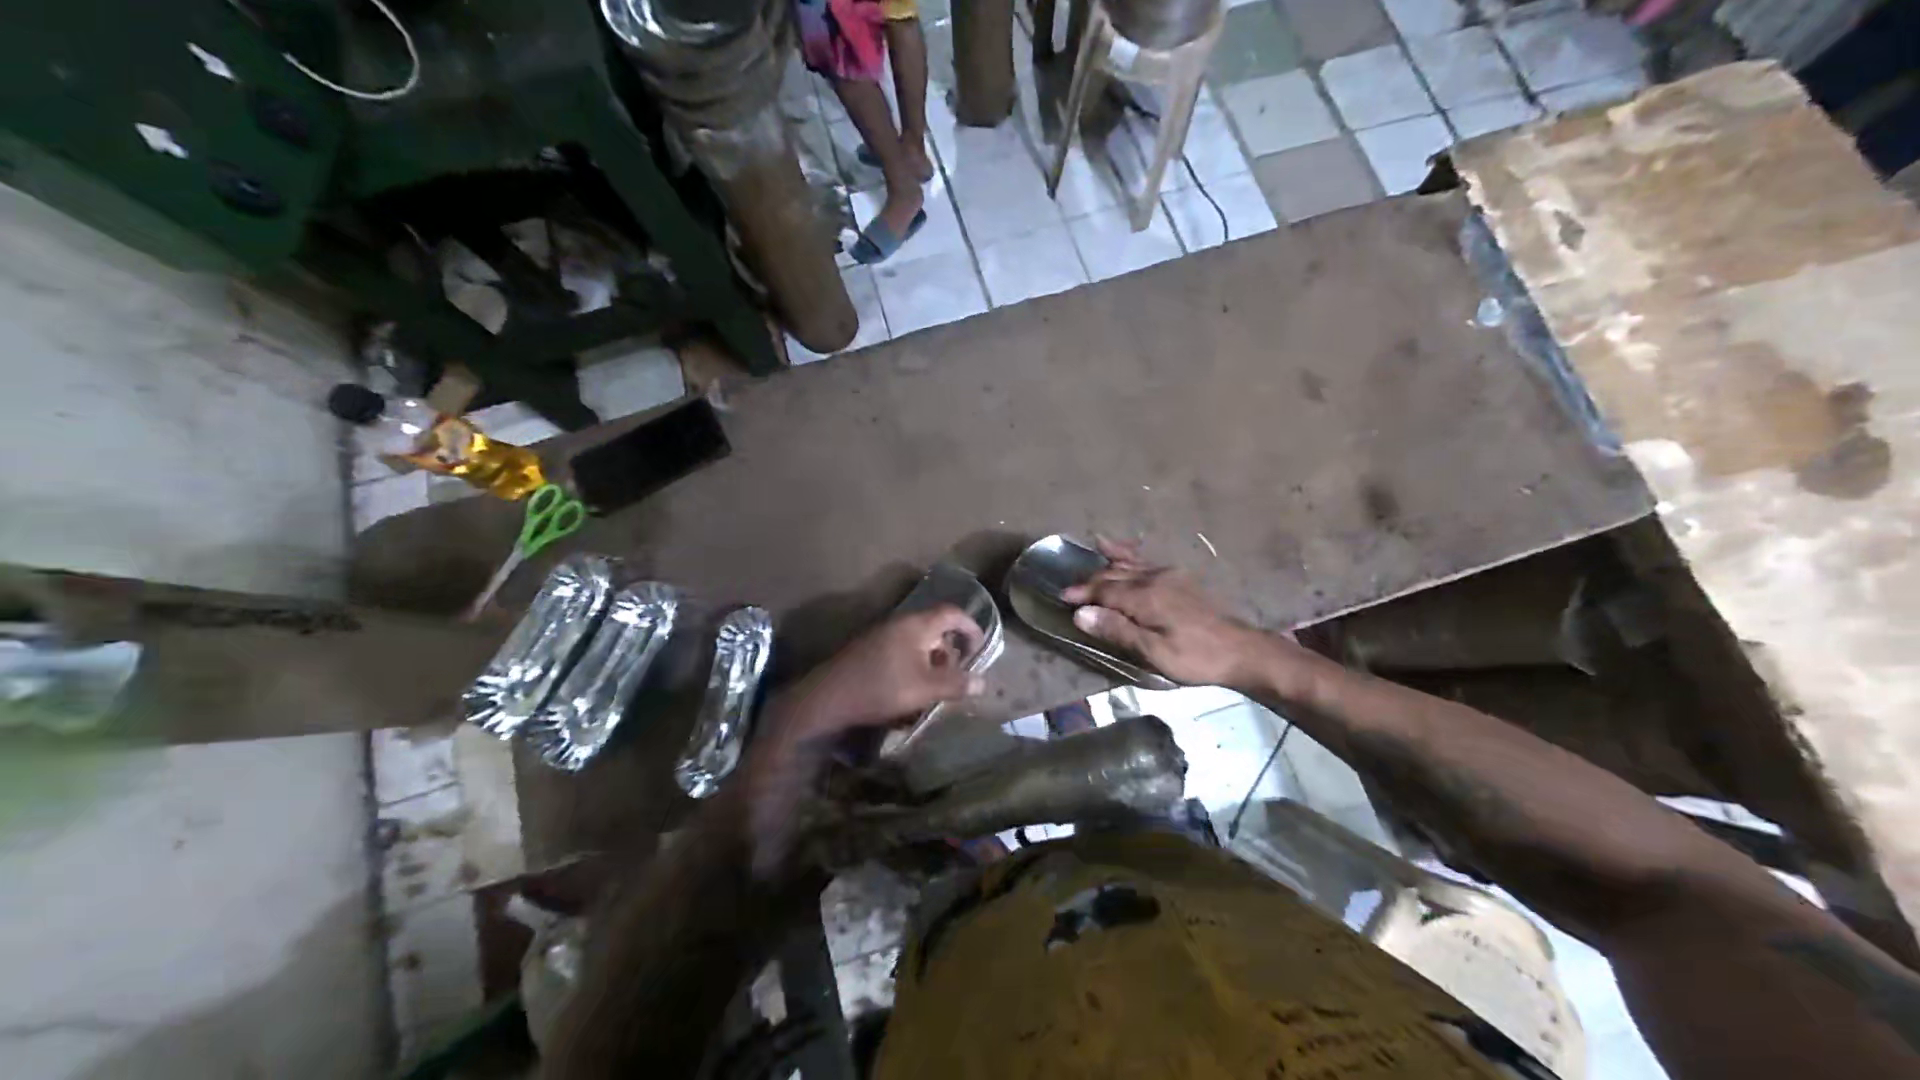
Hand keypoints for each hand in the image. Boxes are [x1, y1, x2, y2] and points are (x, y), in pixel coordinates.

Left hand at [751, 605, 983, 765]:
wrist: (828, 697)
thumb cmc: (882, 688)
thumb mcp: (925, 689)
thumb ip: (956, 684)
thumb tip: (983, 683)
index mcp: (917, 624)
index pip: (952, 613)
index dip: (971, 627)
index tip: (980, 648)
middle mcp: (900, 623)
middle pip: (935, 628)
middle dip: (950, 651)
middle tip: (956, 676)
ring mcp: (881, 635)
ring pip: (917, 642)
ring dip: (931, 662)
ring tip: (933, 689)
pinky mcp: (868, 649)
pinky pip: (901, 651)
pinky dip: (913, 665)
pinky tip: (909, 691)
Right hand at [1062, 537, 1302, 691]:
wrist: (1242, 650)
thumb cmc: (1196, 657)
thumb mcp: (1154, 652)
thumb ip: (1118, 630)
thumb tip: (1082, 614)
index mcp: (1146, 597)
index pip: (1104, 590)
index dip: (1082, 594)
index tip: (1062, 597)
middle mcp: (1154, 578)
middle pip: (1114, 575)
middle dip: (1090, 581)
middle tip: (1070, 589)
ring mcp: (1168, 575)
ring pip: (1129, 564)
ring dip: (1106, 565)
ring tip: (1088, 559)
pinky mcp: (1179, 578)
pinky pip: (1145, 560)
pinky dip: (1128, 553)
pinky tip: (1120, 548)